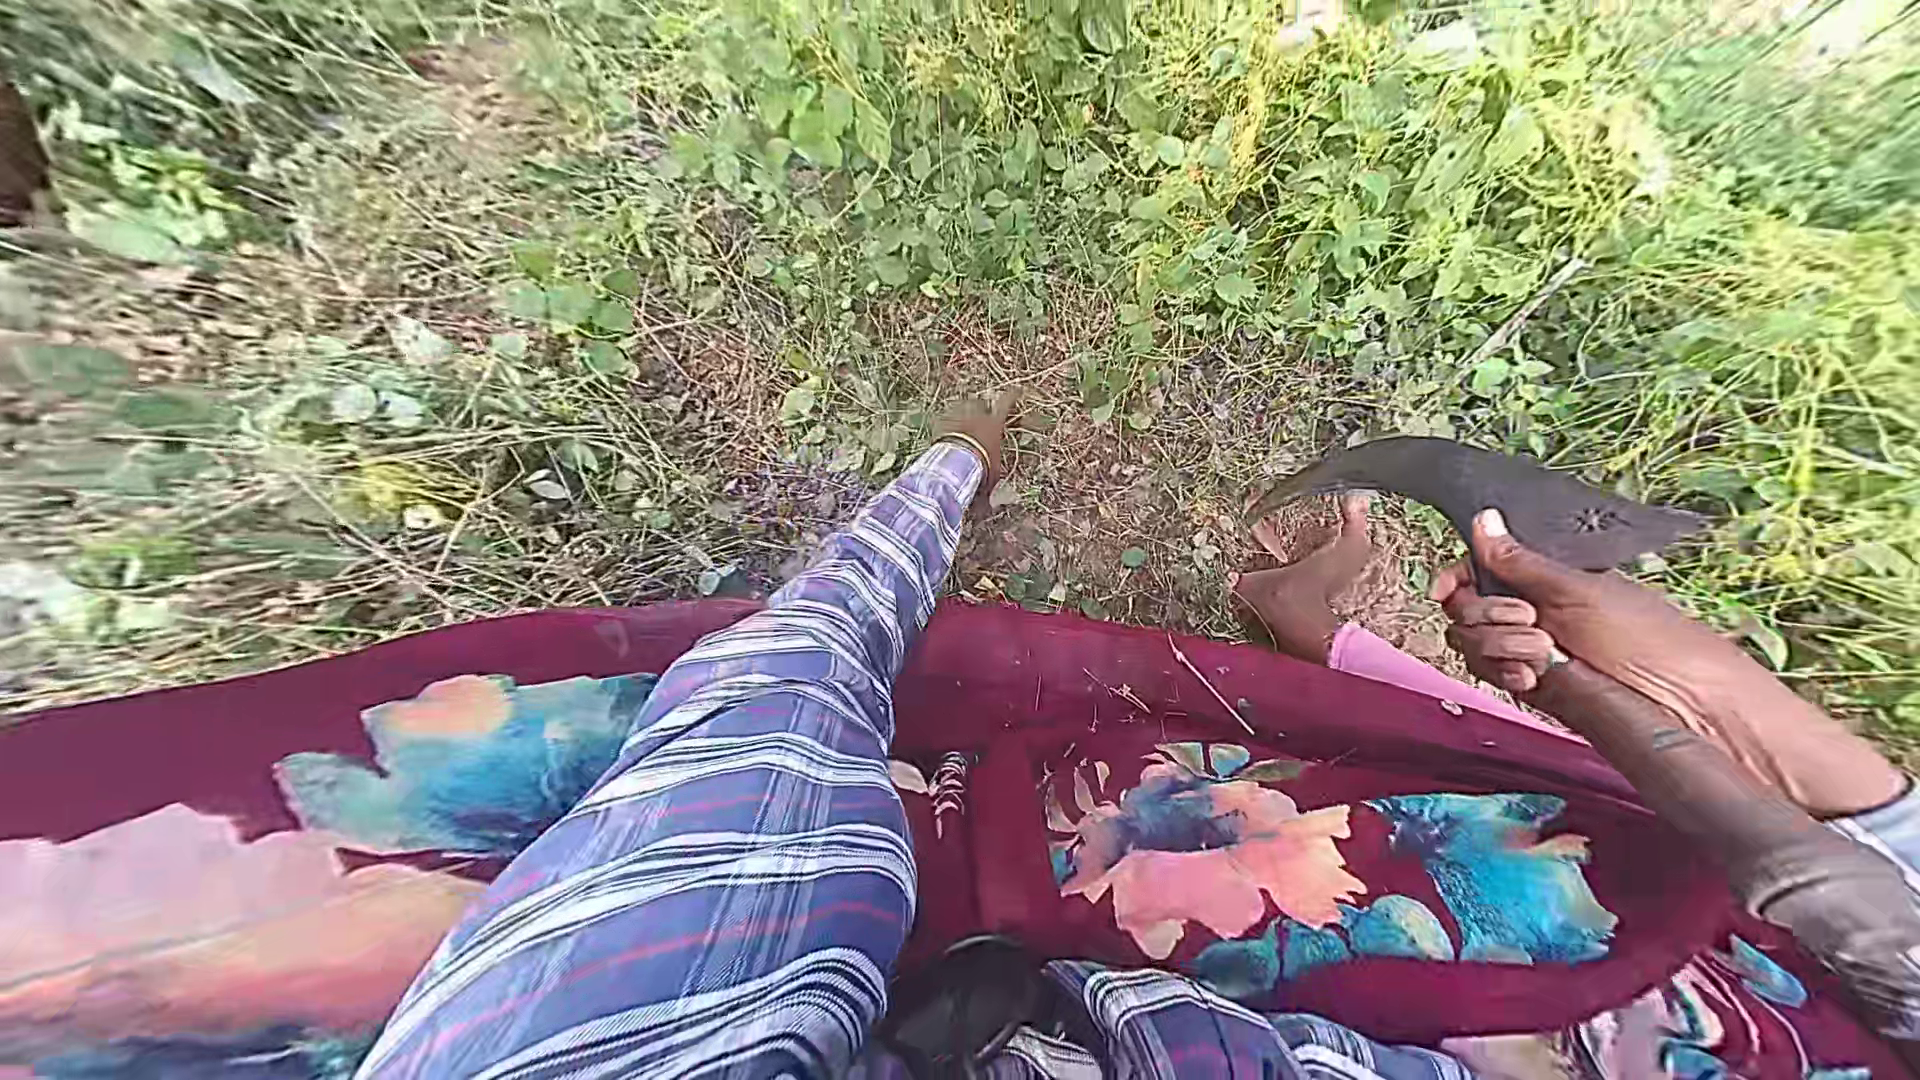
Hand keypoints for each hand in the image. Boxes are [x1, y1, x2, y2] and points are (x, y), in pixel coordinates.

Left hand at [935, 391, 1018, 494]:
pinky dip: (943, 426)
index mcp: (994, 424)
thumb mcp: (989, 480)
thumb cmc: (980, 468)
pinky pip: (942, 420)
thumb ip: (987, 489)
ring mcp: (957, 416)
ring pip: (960, 409)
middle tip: (979, 414)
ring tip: (958, 426)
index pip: (1007, 402)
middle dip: (980, 407)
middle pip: (980, 402)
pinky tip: (940, 435)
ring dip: (960, 415)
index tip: (1017, 389)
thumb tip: (986, 512)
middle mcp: (977, 415)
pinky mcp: (939, 422)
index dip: (1013, 395)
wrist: (955, 460)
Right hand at [1431, 507, 1903, 816]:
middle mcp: (1523, 612)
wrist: (1681, 706)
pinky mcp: (1518, 679)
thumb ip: (1518, 560)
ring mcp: (1518, 646)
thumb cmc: (1648, 639)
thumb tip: (1483, 517)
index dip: (1454, 578)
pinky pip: (1480, 668)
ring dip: (1500, 644)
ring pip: (1465, 637)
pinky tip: (1532, 675)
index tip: (1448, 588)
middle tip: (1531, 619)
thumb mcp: (1579, 590)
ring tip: (1545, 653)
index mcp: (1539, 582)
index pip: (1474, 571)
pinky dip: (1502, 670)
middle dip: (1488, 613)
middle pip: (1461, 604)